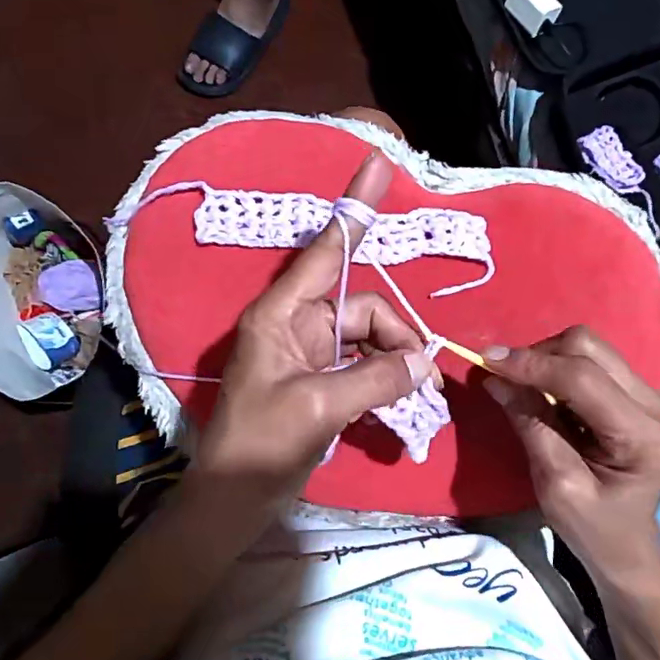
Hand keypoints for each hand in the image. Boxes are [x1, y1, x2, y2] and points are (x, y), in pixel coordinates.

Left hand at [191, 152, 437, 510]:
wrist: (235, 498)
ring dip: (395, 364)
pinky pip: (364, 367)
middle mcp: (296, 325)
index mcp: (281, 316)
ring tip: (414, 399)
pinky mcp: (320, 382)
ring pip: (369, 340)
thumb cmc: (262, 445)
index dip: (354, 208)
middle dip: (397, 337)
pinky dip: (385, 382)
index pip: (326, 251)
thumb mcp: (319, 406)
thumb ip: (376, 377)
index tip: (378, 161)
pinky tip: (400, 407)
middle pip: (363, 307)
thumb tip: (424, 363)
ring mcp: (309, 355)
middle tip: (420, 379)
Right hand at [481, 327, 659, 583]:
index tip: (487, 361)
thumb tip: (496, 378)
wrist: (625, 546)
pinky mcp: (634, 394)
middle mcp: (654, 404)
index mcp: (642, 434)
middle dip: (540, 356)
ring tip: (523, 388)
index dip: (532, 365)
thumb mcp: (555, 484)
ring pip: (590, 348)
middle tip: (506, 378)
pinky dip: (558, 368)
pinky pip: (592, 361)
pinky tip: (545, 394)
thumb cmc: (591, 527)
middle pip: (590, 348)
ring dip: (548, 359)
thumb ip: (531, 426)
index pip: (583, 378)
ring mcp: (648, 396)